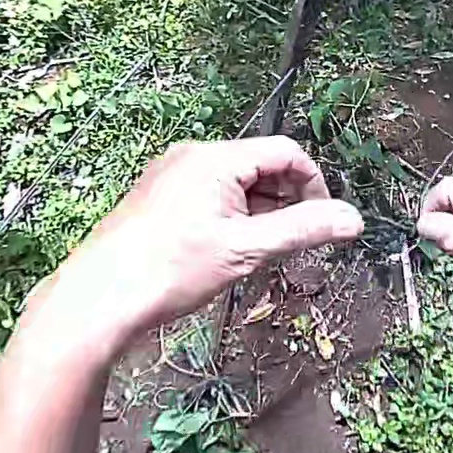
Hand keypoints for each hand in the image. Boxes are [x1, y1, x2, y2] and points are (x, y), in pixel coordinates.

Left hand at [42, 137, 362, 351]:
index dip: (314, 184)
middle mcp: (194, 156)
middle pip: (262, 166)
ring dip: (261, 212)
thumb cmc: (170, 270)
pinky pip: (213, 195)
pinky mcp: (161, 196)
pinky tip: (230, 250)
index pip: (286, 152)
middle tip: (293, 243)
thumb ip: (304, 230)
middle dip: (287, 201)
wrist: (96, 301)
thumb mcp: (246, 250)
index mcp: (216, 158)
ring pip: (238, 184)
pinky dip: (234, 217)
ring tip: (260, 253)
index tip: (322, 222)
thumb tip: (355, 219)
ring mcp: (174, 175)